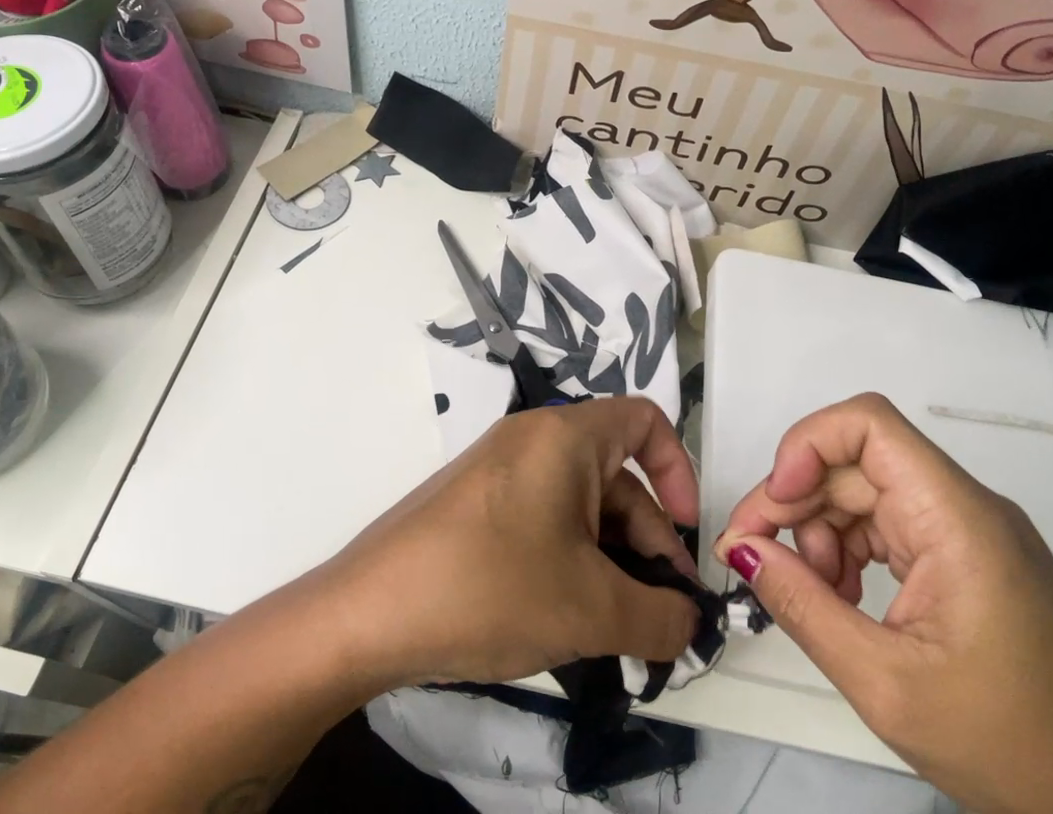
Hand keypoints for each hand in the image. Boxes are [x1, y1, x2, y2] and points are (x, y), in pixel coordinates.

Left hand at [312, 397, 701, 689]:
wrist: (364, 616)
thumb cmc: (489, 589)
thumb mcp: (591, 610)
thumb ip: (660, 618)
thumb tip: (688, 626)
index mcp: (563, 438)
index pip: (645, 421)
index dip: (680, 472)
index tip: (685, 536)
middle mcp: (529, 443)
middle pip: (616, 477)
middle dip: (647, 543)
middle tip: (657, 614)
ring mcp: (495, 477)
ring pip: (579, 509)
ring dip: (609, 565)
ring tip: (616, 631)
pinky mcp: (471, 512)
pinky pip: (541, 525)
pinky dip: (568, 566)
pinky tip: (567, 622)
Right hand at [716, 394, 1052, 813]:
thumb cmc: (1007, 745)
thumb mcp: (883, 681)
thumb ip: (801, 605)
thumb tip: (738, 547)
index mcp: (957, 520)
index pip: (868, 425)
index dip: (805, 446)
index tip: (771, 509)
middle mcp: (966, 510)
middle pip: (856, 466)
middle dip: (794, 504)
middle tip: (750, 559)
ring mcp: (971, 536)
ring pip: (868, 498)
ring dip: (820, 536)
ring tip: (808, 597)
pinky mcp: (970, 564)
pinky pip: (891, 531)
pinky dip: (850, 556)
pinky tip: (840, 602)